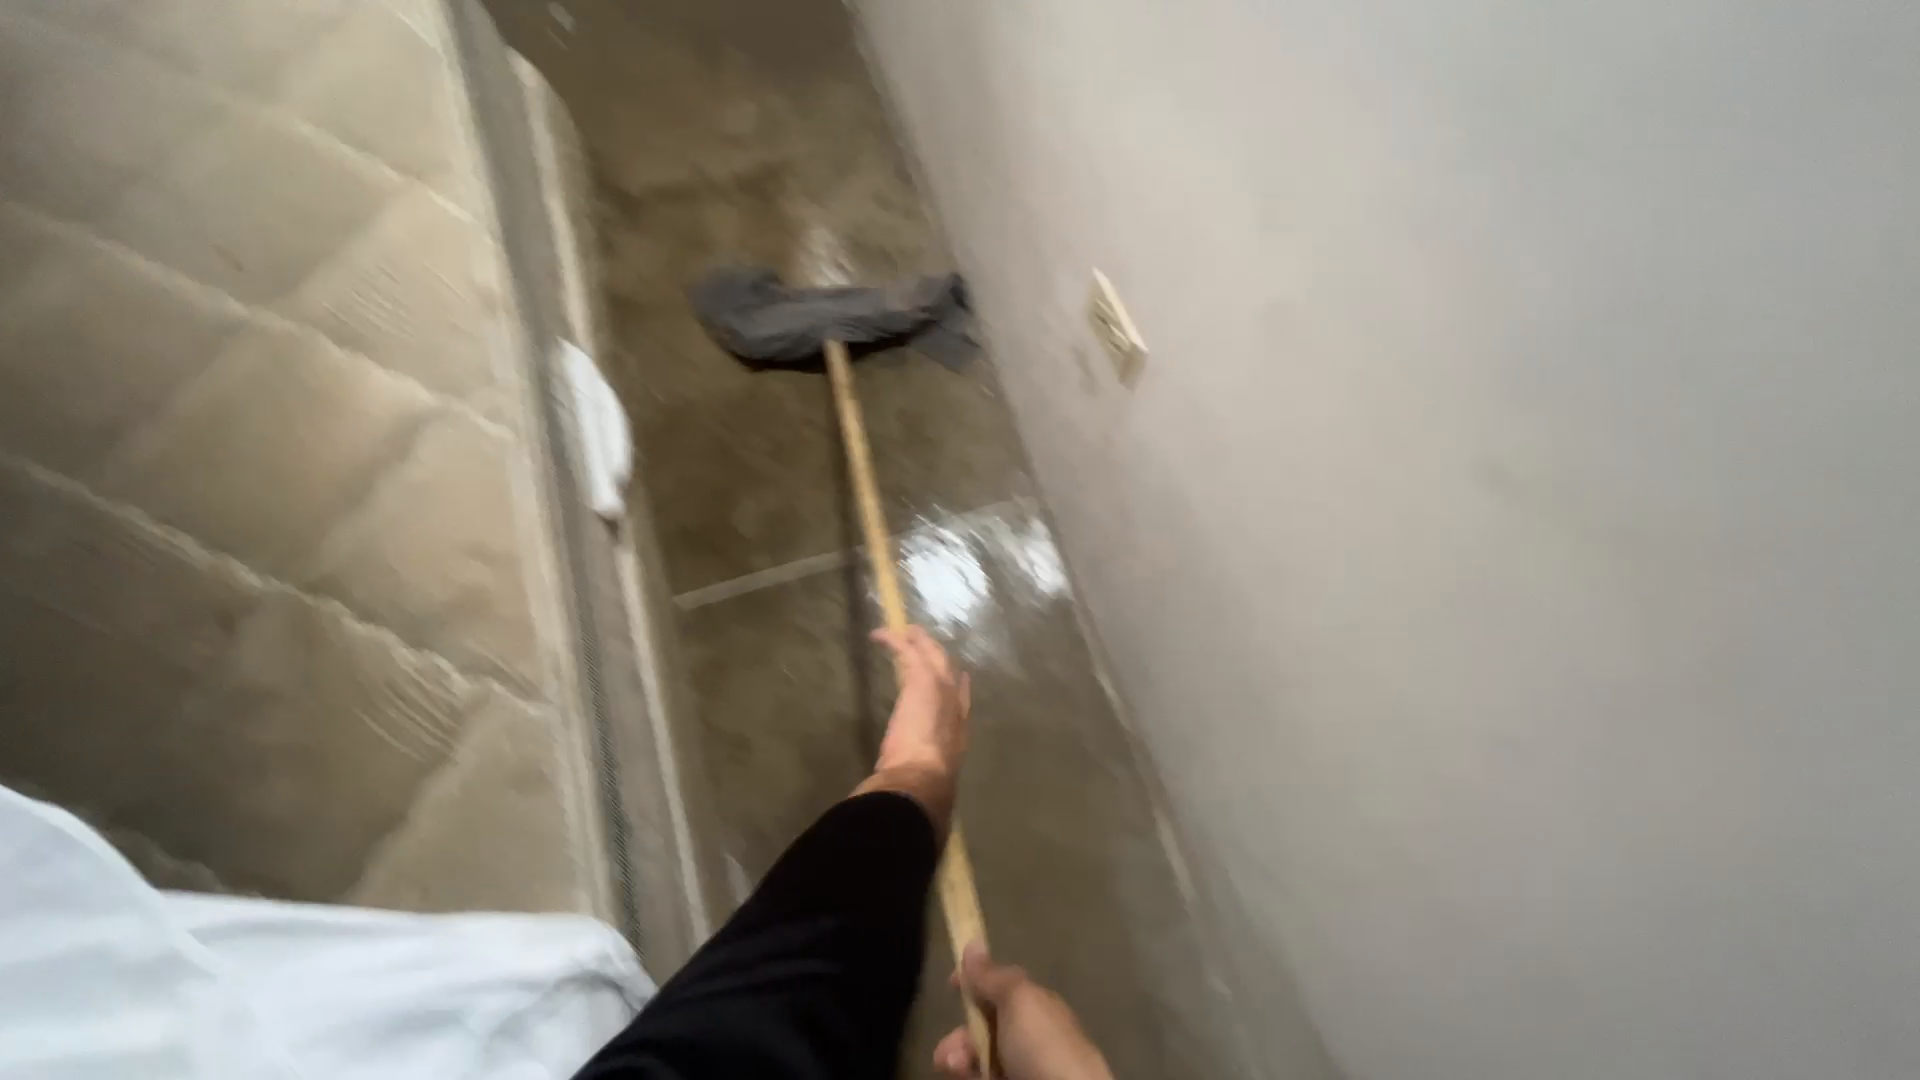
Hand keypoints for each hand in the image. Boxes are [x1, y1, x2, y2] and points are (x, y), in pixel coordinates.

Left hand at [871, 625, 969, 780]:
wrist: (923, 776)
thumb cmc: (925, 784)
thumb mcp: (932, 776)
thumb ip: (929, 768)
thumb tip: (918, 776)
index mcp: (959, 730)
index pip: (962, 701)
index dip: (961, 688)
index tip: (961, 677)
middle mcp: (954, 704)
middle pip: (949, 670)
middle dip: (938, 655)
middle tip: (927, 643)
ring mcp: (940, 687)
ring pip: (930, 654)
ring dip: (917, 641)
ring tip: (905, 631)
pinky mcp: (920, 677)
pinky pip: (906, 650)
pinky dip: (893, 640)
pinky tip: (880, 635)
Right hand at [934, 944, 1112, 1079]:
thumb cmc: (1043, 1046)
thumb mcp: (1018, 1000)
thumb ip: (992, 976)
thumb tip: (972, 943)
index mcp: (1035, 1005)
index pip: (1002, 986)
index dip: (976, 982)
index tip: (951, 983)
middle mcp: (1028, 1036)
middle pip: (985, 1026)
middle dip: (961, 1032)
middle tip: (947, 1048)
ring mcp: (1020, 1066)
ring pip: (979, 1055)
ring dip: (958, 1056)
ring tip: (952, 1065)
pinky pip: (980, 1076)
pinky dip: (968, 1075)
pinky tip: (961, 1075)